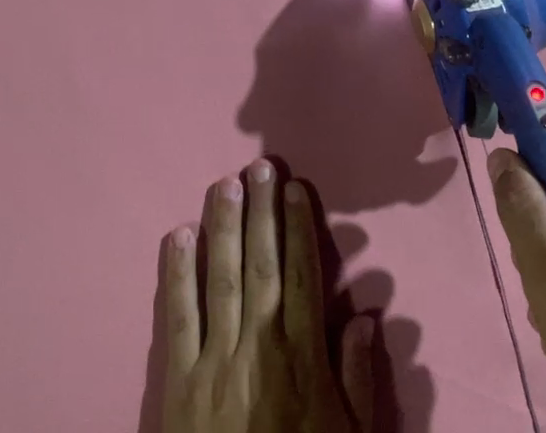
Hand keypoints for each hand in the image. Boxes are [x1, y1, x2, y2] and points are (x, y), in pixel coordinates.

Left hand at [161, 160, 377, 432]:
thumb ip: (359, 380)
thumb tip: (369, 318)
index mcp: (303, 357)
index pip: (304, 277)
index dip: (299, 229)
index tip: (295, 188)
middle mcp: (260, 345)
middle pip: (261, 266)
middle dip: (261, 213)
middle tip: (259, 165)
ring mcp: (216, 358)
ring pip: (220, 278)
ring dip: (222, 227)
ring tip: (224, 183)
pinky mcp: (180, 377)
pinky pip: (178, 315)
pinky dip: (176, 273)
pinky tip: (176, 234)